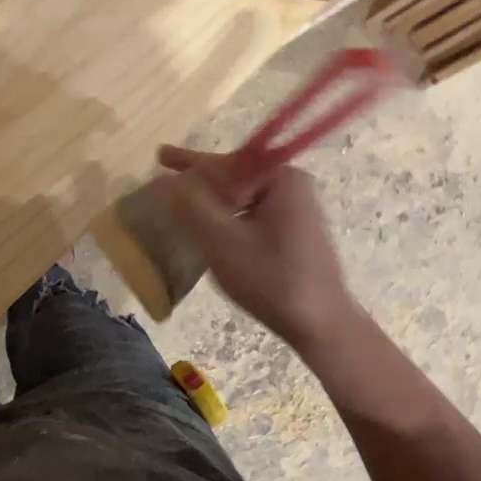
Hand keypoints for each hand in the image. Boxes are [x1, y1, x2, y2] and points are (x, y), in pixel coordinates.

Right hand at [153, 144, 358, 344]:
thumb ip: (189, 206)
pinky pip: (251, 210)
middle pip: (233, 175)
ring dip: (210, 198)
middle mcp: (291, 184)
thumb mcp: (222, 241)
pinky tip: (207, 223)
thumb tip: (161, 180)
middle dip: (198, 178)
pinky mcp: (293, 229)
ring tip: (179, 197)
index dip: (188, 162)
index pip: (224, 162)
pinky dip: (226, 213)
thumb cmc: (271, 280)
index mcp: (280, 178)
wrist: (320, 325)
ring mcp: (295, 207)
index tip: (160, 156)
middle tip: (165, 170)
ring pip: (241, 195)